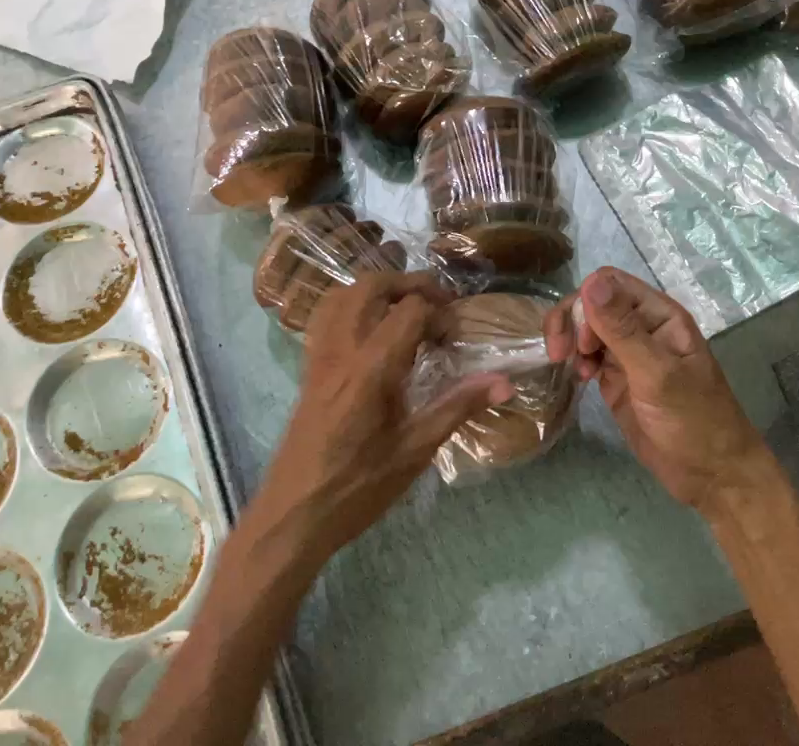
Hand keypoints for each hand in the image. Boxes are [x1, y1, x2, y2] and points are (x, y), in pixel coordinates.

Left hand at [253, 272, 513, 561]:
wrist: (294, 516)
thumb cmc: (358, 488)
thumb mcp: (414, 451)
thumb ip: (457, 407)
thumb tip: (504, 382)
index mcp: (370, 370)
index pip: (410, 311)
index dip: (440, 313)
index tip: (456, 338)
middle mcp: (341, 351)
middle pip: (371, 286)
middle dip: (410, 284)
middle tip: (439, 303)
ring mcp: (319, 357)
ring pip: (344, 294)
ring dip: (380, 289)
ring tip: (408, 309)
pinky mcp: (309, 368)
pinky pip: (328, 316)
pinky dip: (354, 305)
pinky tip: (374, 330)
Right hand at [544, 267, 767, 516]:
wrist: (710, 474)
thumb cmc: (693, 420)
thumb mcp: (657, 373)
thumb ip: (623, 330)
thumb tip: (590, 282)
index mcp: (660, 315)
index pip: (610, 284)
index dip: (587, 303)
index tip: (581, 341)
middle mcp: (643, 327)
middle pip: (593, 303)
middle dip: (572, 322)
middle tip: (560, 355)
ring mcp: (629, 353)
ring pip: (587, 328)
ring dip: (571, 341)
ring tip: (571, 368)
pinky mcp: (617, 378)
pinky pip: (587, 355)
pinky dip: (576, 361)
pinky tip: (579, 379)